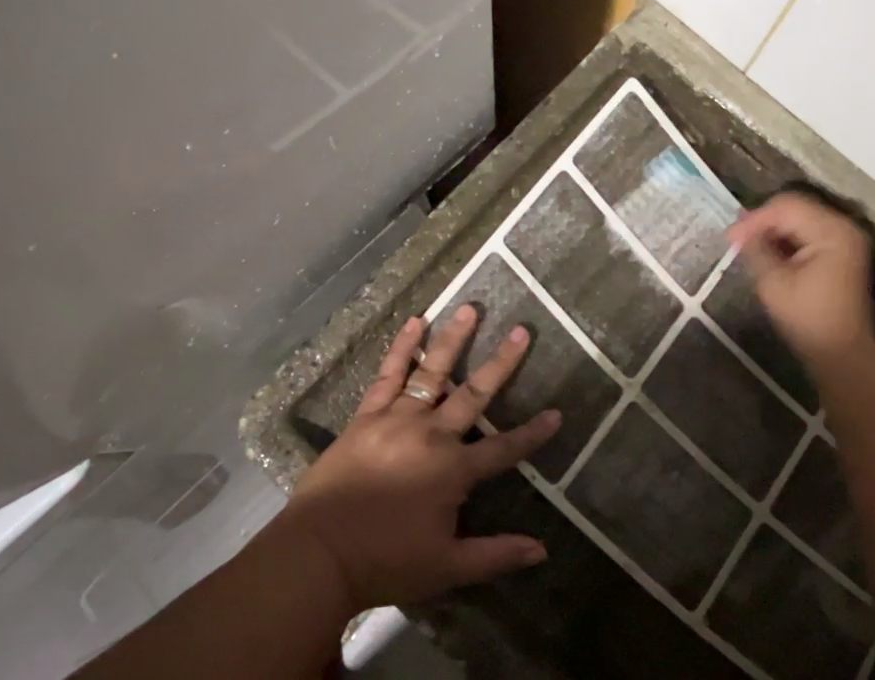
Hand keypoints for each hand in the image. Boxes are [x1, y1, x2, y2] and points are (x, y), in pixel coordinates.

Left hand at [275, 306, 560, 614]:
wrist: (318, 554)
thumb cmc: (384, 562)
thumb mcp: (447, 566)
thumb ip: (495, 555)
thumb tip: (541, 551)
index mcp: (453, 470)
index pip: (504, 448)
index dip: (532, 433)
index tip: (556, 413)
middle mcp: (431, 435)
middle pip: (473, 394)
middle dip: (501, 363)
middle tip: (521, 330)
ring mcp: (396, 420)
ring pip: (432, 373)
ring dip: (453, 340)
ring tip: (469, 308)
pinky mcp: (366, 417)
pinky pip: (388, 375)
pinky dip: (402, 348)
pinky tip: (415, 323)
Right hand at [725, 190, 874, 367]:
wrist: (843, 355)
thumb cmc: (808, 321)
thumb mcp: (774, 284)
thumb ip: (757, 250)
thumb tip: (740, 231)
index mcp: (832, 232)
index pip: (787, 207)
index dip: (755, 218)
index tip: (729, 237)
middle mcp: (844, 227)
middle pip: (796, 208)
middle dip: (763, 222)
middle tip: (735, 238)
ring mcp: (846, 239)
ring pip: (802, 219)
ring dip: (774, 230)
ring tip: (747, 245)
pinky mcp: (843, 252)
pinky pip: (810, 233)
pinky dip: (788, 239)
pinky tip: (769, 252)